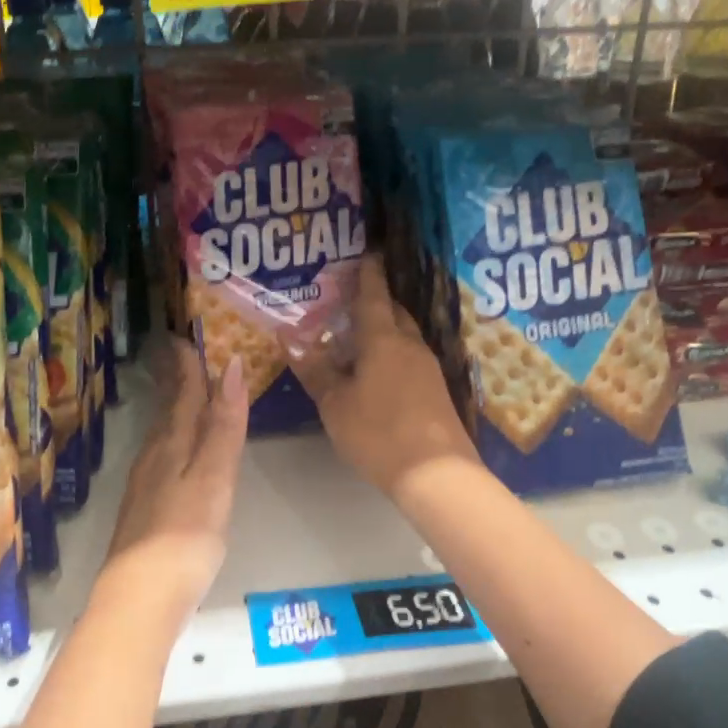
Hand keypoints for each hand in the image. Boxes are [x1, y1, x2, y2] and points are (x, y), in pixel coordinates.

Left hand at [100, 339, 247, 621]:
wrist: (139, 598)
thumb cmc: (185, 534)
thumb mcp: (214, 476)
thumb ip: (223, 424)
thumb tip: (230, 365)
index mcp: (172, 443)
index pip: (184, 392)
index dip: (188, 364)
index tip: (185, 334)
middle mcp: (154, 456)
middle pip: (169, 410)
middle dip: (179, 382)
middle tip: (184, 354)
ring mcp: (145, 484)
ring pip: (163, 434)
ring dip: (175, 409)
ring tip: (186, 396)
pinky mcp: (144, 511)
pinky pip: (162, 457)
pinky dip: (173, 441)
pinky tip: (176, 455)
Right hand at [290, 255, 480, 499]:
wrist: (438, 475)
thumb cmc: (378, 432)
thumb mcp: (335, 403)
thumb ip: (314, 369)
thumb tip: (288, 336)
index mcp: (383, 339)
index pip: (374, 295)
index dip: (368, 273)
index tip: (366, 253)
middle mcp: (409, 344)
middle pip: (393, 312)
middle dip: (375, 301)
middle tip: (350, 298)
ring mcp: (428, 367)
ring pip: (404, 335)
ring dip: (384, 328)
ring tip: (358, 334)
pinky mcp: (437, 390)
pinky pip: (410, 356)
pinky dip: (393, 352)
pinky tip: (378, 369)